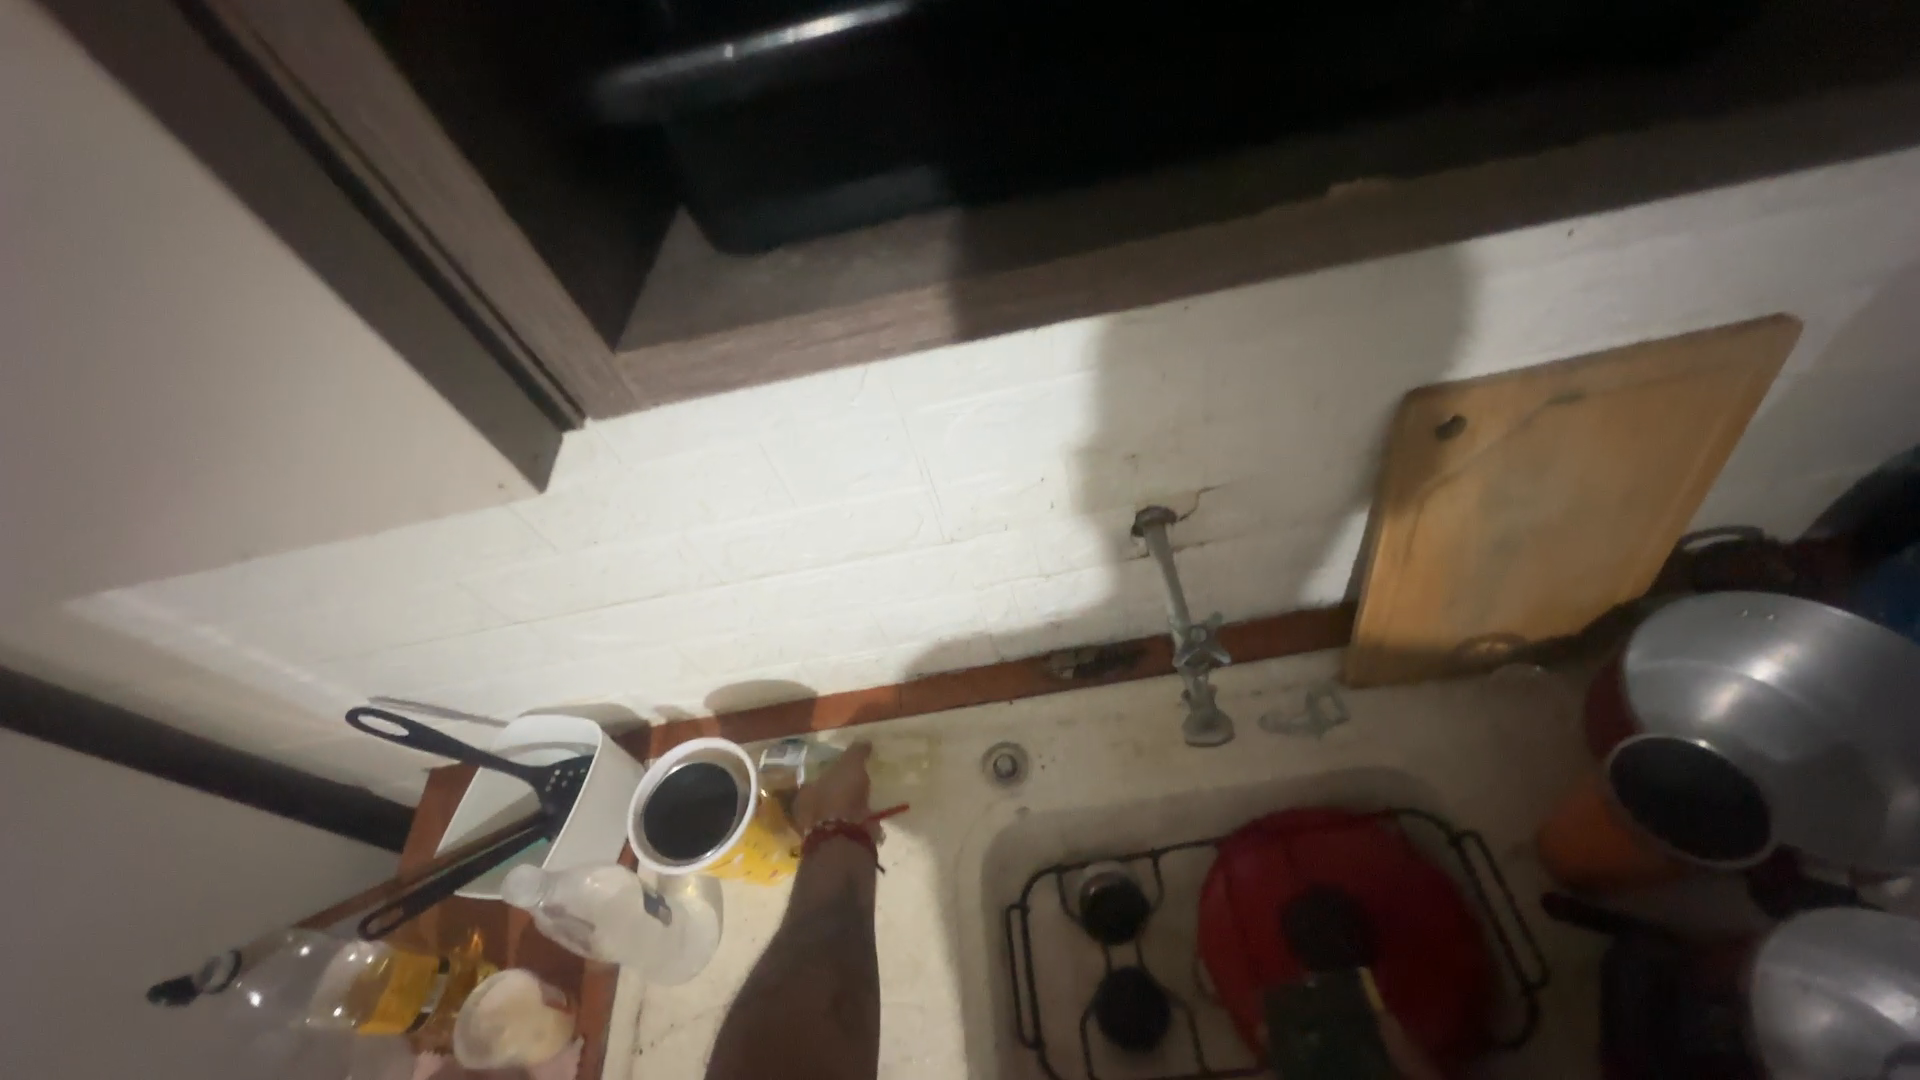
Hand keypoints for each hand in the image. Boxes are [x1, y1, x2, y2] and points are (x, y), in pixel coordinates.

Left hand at [791, 741, 875, 837]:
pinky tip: (872, 816)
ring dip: (851, 808)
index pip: (817, 777)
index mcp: (806, 791)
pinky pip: (851, 827)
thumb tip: (864, 741)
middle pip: (827, 796)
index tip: (846, 769)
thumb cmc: (840, 795)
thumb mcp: (850, 765)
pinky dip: (860, 821)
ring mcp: (824, 830)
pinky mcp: (840, 843)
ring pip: (839, 813)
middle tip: (858, 784)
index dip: (832, 772)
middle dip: (841, 791)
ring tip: (868, 800)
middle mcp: (809, 812)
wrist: (845, 836)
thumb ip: (856, 752)